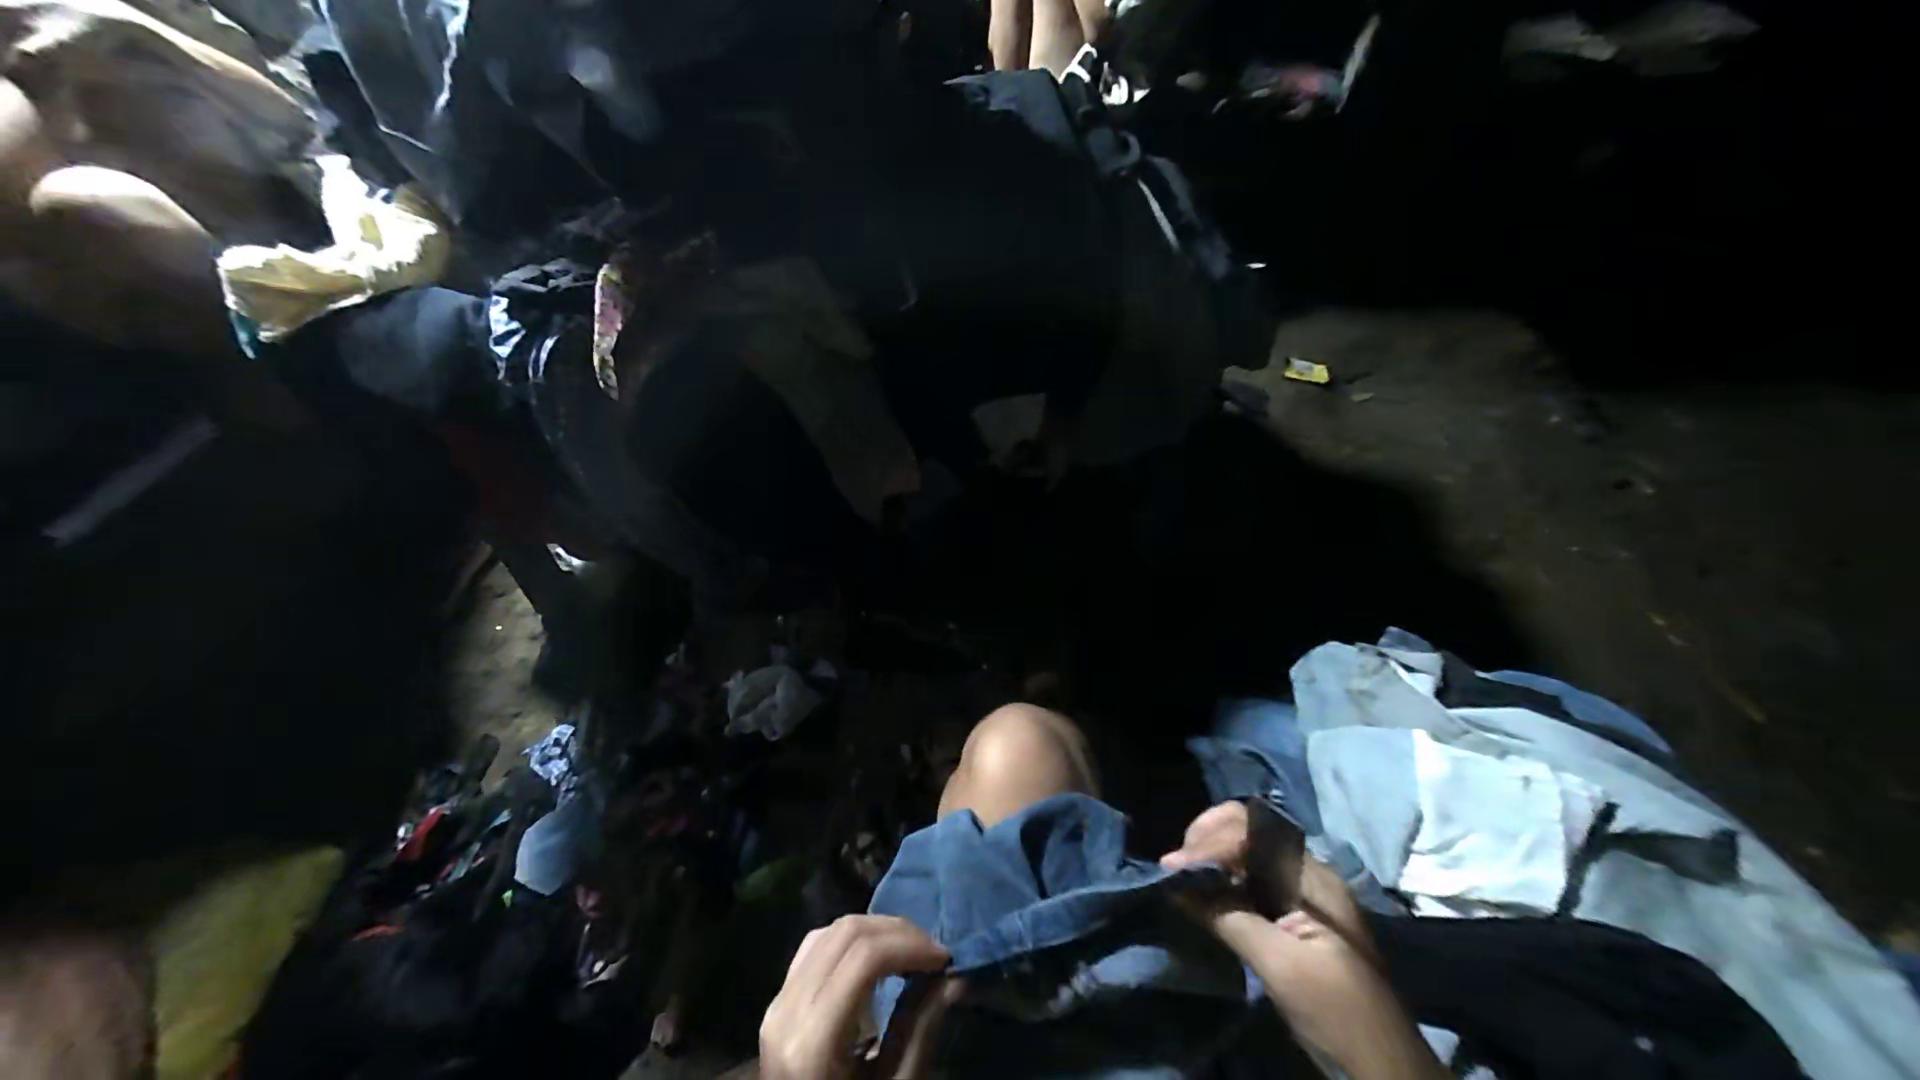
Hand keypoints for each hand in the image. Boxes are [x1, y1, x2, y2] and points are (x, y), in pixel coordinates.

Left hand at [760, 915, 959, 1079]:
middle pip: (847, 934)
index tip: (945, 959)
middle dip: (898, 932)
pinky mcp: (778, 1001)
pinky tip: (876, 958)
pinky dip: (851, 941)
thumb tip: (954, 979)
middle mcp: (786, 1011)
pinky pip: (816, 946)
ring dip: (876, 931)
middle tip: (933, 952)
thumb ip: (921, 1031)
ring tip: (911, 952)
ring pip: (831, 931)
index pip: (864, 958)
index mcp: (812, 1042)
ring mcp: (777, 1003)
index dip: (910, 945)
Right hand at [1162, 805, 1443, 1079]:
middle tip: (1174, 867)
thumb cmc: (1337, 1012)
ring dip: (1208, 862)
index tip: (1173, 866)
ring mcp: (1298, 898)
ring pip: (1244, 859)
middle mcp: (1305, 876)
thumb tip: (1176, 885)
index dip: (1209, 840)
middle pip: (1247, 835)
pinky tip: (1197, 897)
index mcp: (1312, 876)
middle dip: (1205, 842)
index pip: (1252, 830)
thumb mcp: (1281, 964)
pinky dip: (1219, 885)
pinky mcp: (1289, 923)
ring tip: (1177, 878)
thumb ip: (1229, 917)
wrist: (1383, 1070)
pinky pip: (1247, 887)